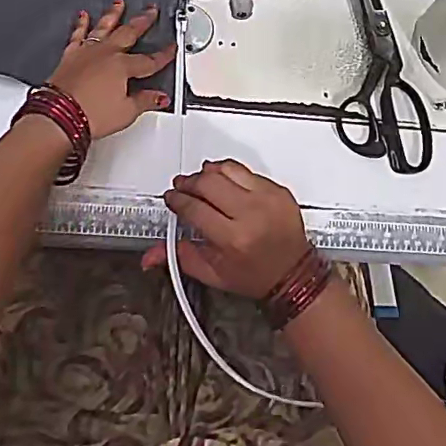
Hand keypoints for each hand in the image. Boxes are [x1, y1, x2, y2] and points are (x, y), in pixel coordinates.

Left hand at [47, 0, 175, 139]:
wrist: (59, 116)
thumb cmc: (89, 114)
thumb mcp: (126, 112)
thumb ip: (145, 101)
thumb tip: (158, 97)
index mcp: (123, 66)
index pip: (149, 60)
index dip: (163, 55)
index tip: (171, 49)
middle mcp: (105, 54)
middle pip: (129, 33)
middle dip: (143, 21)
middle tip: (151, 11)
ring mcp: (87, 53)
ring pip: (104, 27)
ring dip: (113, 15)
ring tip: (119, 4)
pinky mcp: (70, 56)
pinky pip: (78, 34)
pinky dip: (81, 24)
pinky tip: (83, 16)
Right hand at [145, 160, 311, 298]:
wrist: (293, 275)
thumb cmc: (256, 276)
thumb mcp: (213, 274)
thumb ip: (179, 259)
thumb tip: (151, 255)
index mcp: (233, 239)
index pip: (194, 208)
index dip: (177, 200)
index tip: (172, 198)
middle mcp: (251, 215)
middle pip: (207, 183)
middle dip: (188, 183)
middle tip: (182, 187)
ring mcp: (267, 200)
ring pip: (227, 170)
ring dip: (208, 172)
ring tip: (201, 179)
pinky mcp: (278, 191)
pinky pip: (248, 172)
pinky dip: (232, 174)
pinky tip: (225, 181)